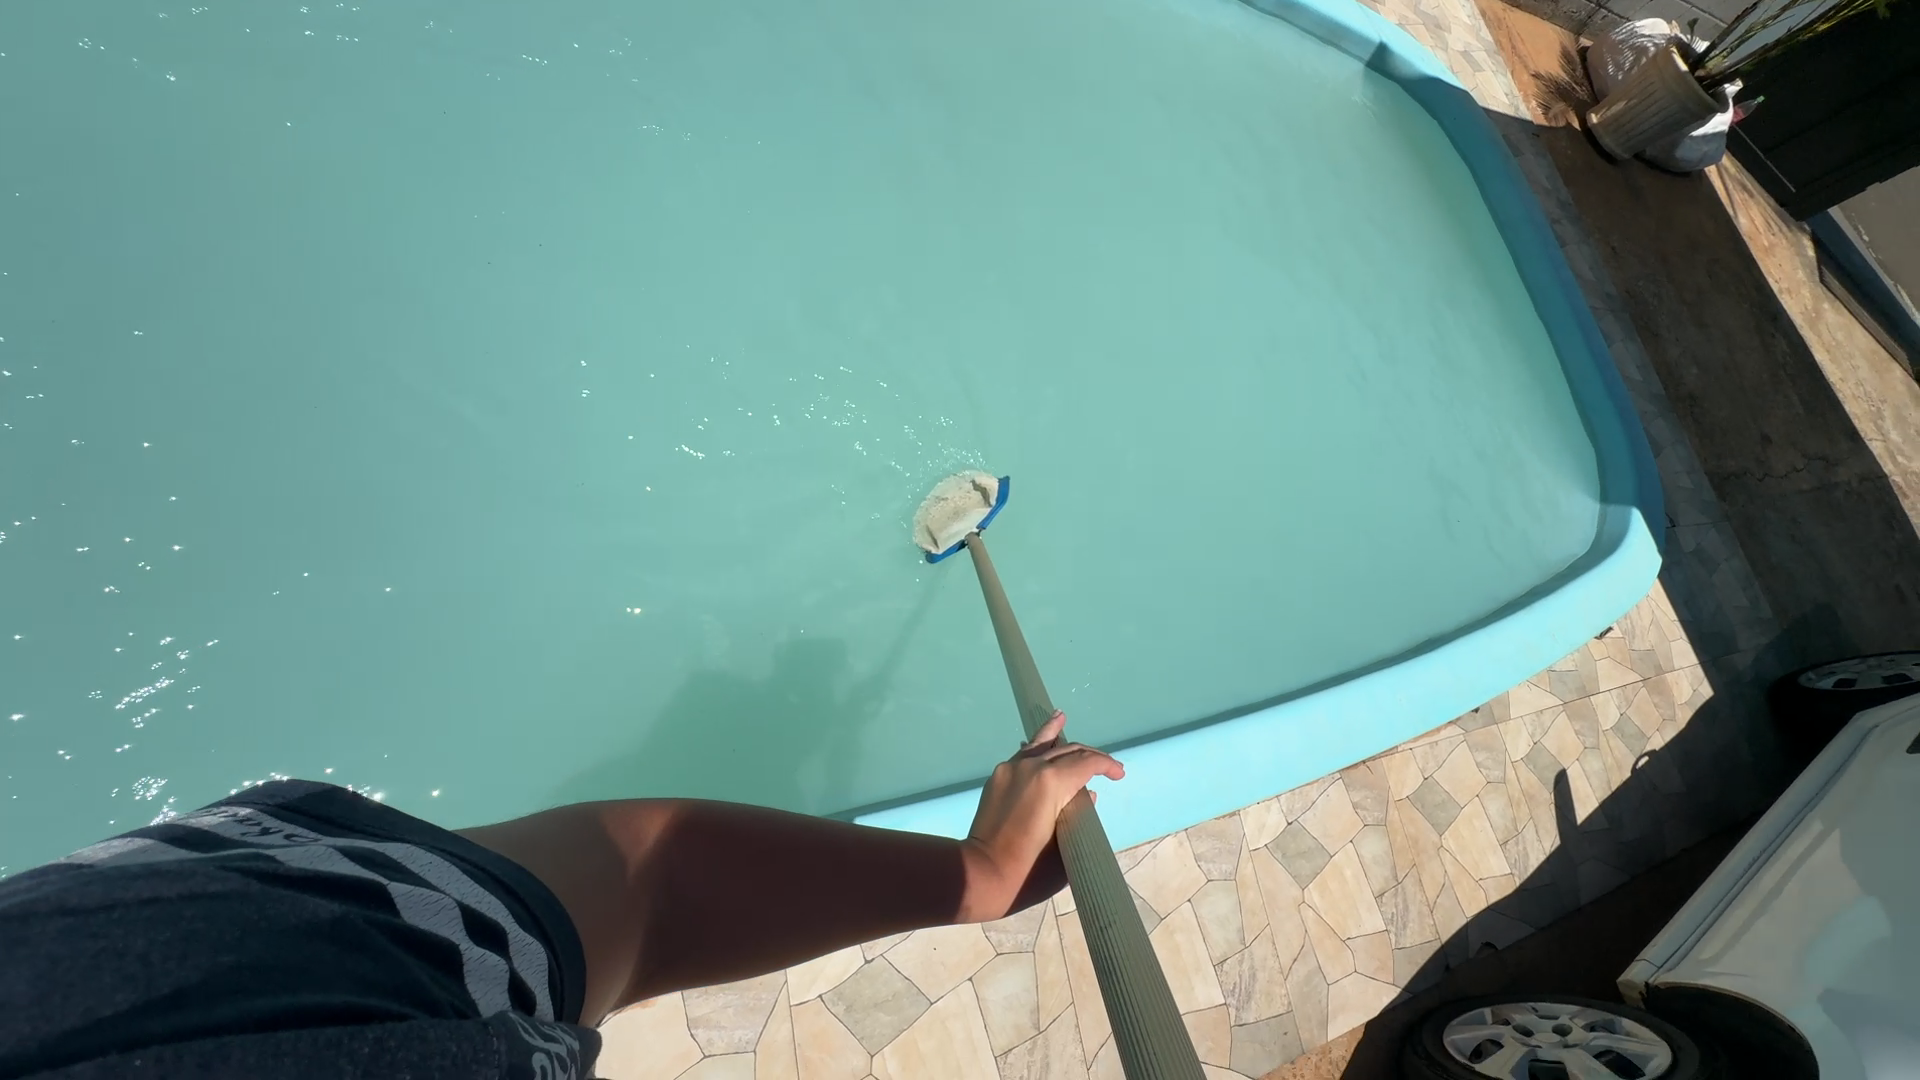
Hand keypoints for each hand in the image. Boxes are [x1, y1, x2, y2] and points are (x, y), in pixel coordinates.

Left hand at [957, 711, 1124, 921]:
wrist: (981, 874)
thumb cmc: (1029, 871)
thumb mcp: (1066, 849)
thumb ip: (1080, 816)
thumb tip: (1087, 796)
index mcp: (1052, 782)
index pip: (1086, 763)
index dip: (1107, 765)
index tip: (1119, 775)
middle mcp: (1031, 766)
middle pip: (1067, 750)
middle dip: (1089, 755)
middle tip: (1106, 766)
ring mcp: (1011, 769)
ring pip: (1040, 744)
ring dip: (1055, 733)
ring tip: (1061, 716)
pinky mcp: (997, 777)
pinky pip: (1022, 756)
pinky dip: (1035, 747)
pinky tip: (1038, 742)